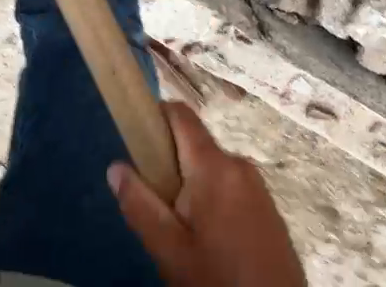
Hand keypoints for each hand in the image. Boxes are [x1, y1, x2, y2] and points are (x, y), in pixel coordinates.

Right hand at [109, 101, 306, 286]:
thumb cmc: (219, 281)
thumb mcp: (169, 250)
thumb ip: (139, 205)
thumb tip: (115, 167)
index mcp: (214, 167)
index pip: (179, 114)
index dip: (154, 118)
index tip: (137, 145)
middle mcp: (239, 166)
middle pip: (192, 145)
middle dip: (170, 166)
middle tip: (159, 207)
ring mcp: (259, 187)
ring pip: (210, 169)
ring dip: (191, 187)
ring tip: (185, 232)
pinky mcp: (270, 209)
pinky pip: (230, 188)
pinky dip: (213, 202)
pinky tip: (212, 242)